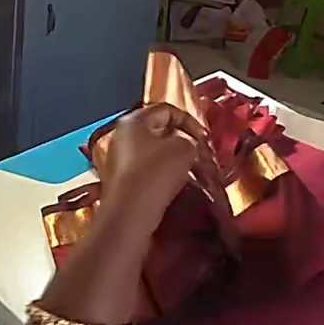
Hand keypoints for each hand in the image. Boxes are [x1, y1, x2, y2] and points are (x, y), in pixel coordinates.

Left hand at [95, 103, 207, 223]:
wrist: (130, 214)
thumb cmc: (155, 174)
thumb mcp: (185, 149)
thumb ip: (191, 140)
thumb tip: (189, 146)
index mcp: (134, 120)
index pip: (167, 110)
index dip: (190, 121)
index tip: (204, 138)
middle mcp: (122, 136)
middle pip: (159, 130)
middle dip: (182, 140)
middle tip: (199, 152)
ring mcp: (119, 159)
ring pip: (153, 152)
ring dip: (174, 158)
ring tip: (191, 170)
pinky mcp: (121, 181)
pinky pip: (147, 170)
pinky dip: (162, 173)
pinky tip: (175, 185)